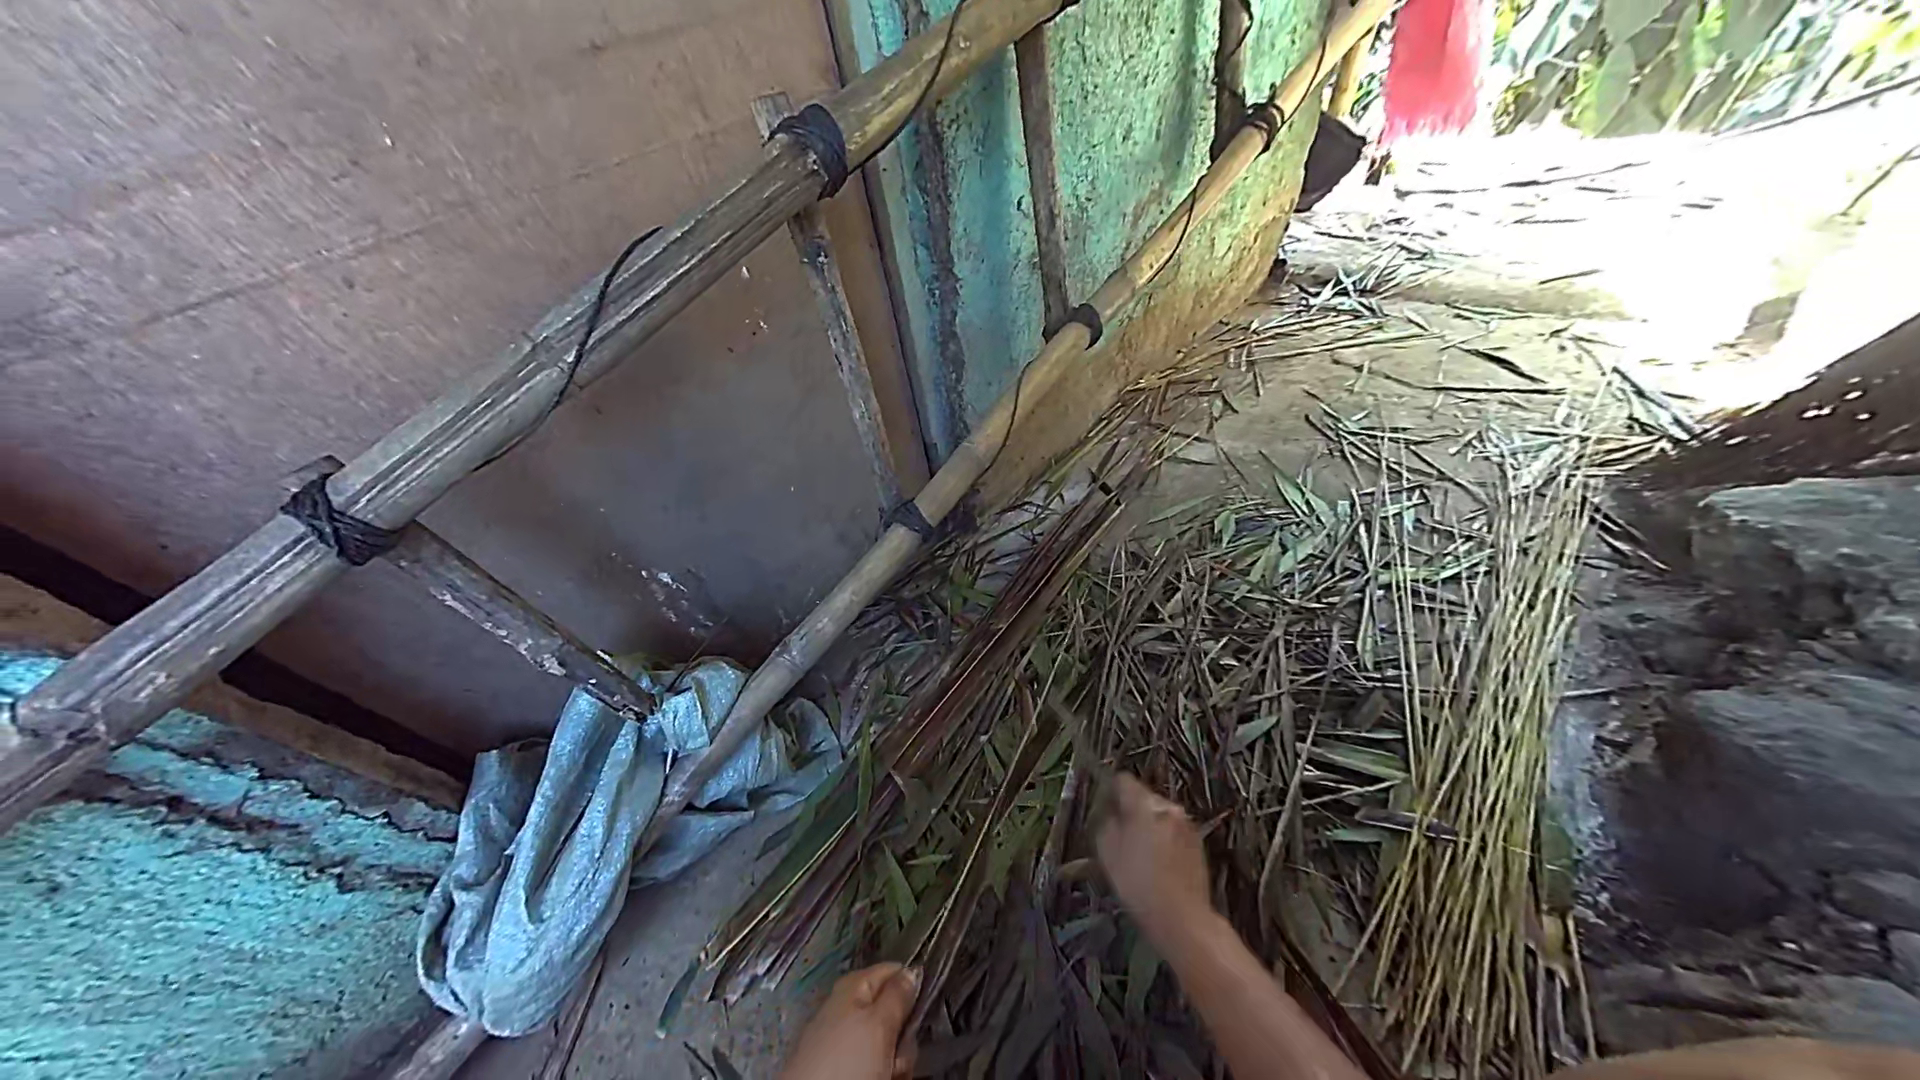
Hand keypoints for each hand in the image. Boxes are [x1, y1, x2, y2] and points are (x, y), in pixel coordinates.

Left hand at [777, 962, 919, 1079]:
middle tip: (895, 1053)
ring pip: (888, 1044)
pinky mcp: (842, 1068)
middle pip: (893, 1013)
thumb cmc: (847, 1063)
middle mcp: (848, 1008)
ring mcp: (844, 1040)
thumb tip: (912, 970)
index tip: (918, 1010)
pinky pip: (874, 1064)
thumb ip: (898, 994)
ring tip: (885, 1073)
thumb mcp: (879, 1024)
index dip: (911, 989)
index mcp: (854, 985)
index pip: (894, 972)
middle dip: (902, 1035)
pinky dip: (880, 1074)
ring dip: (895, 1060)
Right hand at [1095, 773, 1211, 940]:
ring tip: (1139, 853)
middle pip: (1142, 797)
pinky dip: (1163, 839)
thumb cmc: (1137, 883)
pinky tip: (1158, 863)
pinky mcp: (1198, 843)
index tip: (1104, 810)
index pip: (1122, 780)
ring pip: (1158, 814)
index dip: (1110, 791)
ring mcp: (1186, 824)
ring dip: (1147, 825)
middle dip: (1130, 810)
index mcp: (1144, 804)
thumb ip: (1105, 821)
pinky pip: (1172, 830)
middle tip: (1119, 835)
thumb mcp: (1106, 851)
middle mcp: (1168, 807)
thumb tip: (1110, 811)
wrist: (1181, 918)